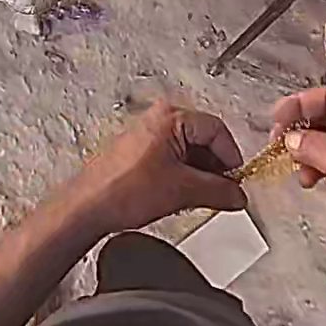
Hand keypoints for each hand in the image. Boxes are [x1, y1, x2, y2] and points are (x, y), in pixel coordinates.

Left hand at [57, 101, 247, 235]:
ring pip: (188, 150)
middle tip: (223, 192)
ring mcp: (148, 135)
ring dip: (200, 174)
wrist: (87, 207)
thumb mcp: (183, 190)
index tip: (236, 181)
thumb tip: (237, 195)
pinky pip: (172, 158)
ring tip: (202, 197)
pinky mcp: (140, 151)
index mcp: (170, 118)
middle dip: (215, 167)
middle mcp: (158, 119)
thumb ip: (218, 191)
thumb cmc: (122, 190)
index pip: (217, 130)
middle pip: (204, 138)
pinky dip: (183, 175)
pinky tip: (182, 196)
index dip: (231, 157)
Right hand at [271, 86, 325, 252]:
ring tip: (300, 170)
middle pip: (324, 114)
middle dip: (300, 130)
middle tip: (280, 145)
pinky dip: (314, 164)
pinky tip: (309, 178)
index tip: (277, 121)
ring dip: (305, 150)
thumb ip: (319, 148)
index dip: (299, 106)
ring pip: (323, 135)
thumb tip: (291, 137)